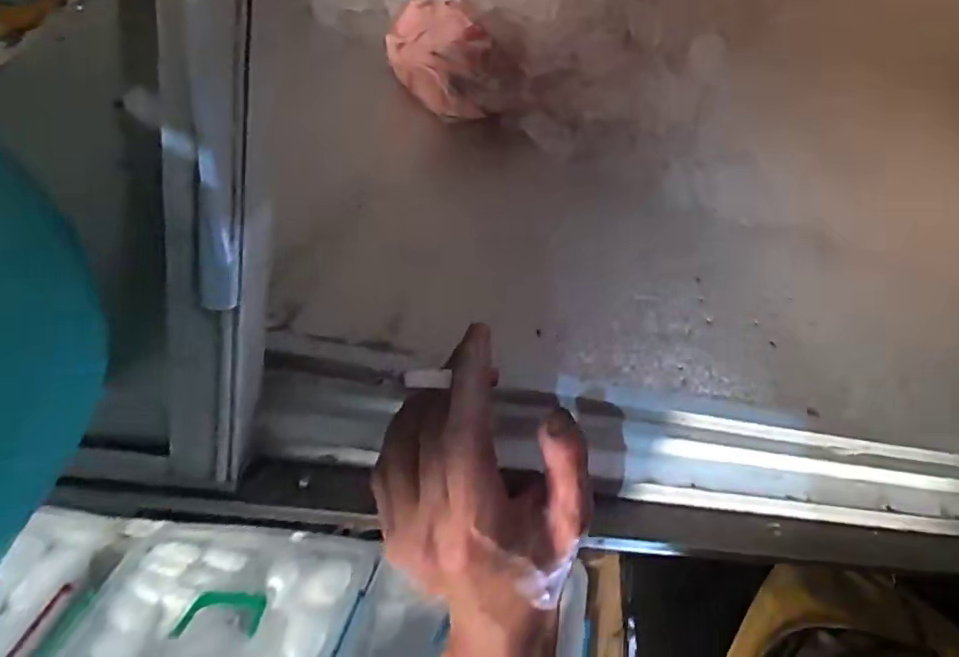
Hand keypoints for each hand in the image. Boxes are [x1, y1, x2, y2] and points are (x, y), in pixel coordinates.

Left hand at [372, 324, 590, 656]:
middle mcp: (428, 521)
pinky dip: (408, 429)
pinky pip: (386, 462)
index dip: (467, 377)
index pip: (462, 431)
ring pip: (399, 440)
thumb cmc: (540, 563)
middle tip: (479, 361)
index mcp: (475, 517)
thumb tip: (551, 415)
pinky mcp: (387, 531)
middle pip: (427, 428)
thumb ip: (567, 465)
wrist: (498, 623)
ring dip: (428, 402)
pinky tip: (432, 422)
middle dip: (451, 380)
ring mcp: (399, 528)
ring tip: (459, 390)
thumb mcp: (572, 517)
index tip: (478, 336)